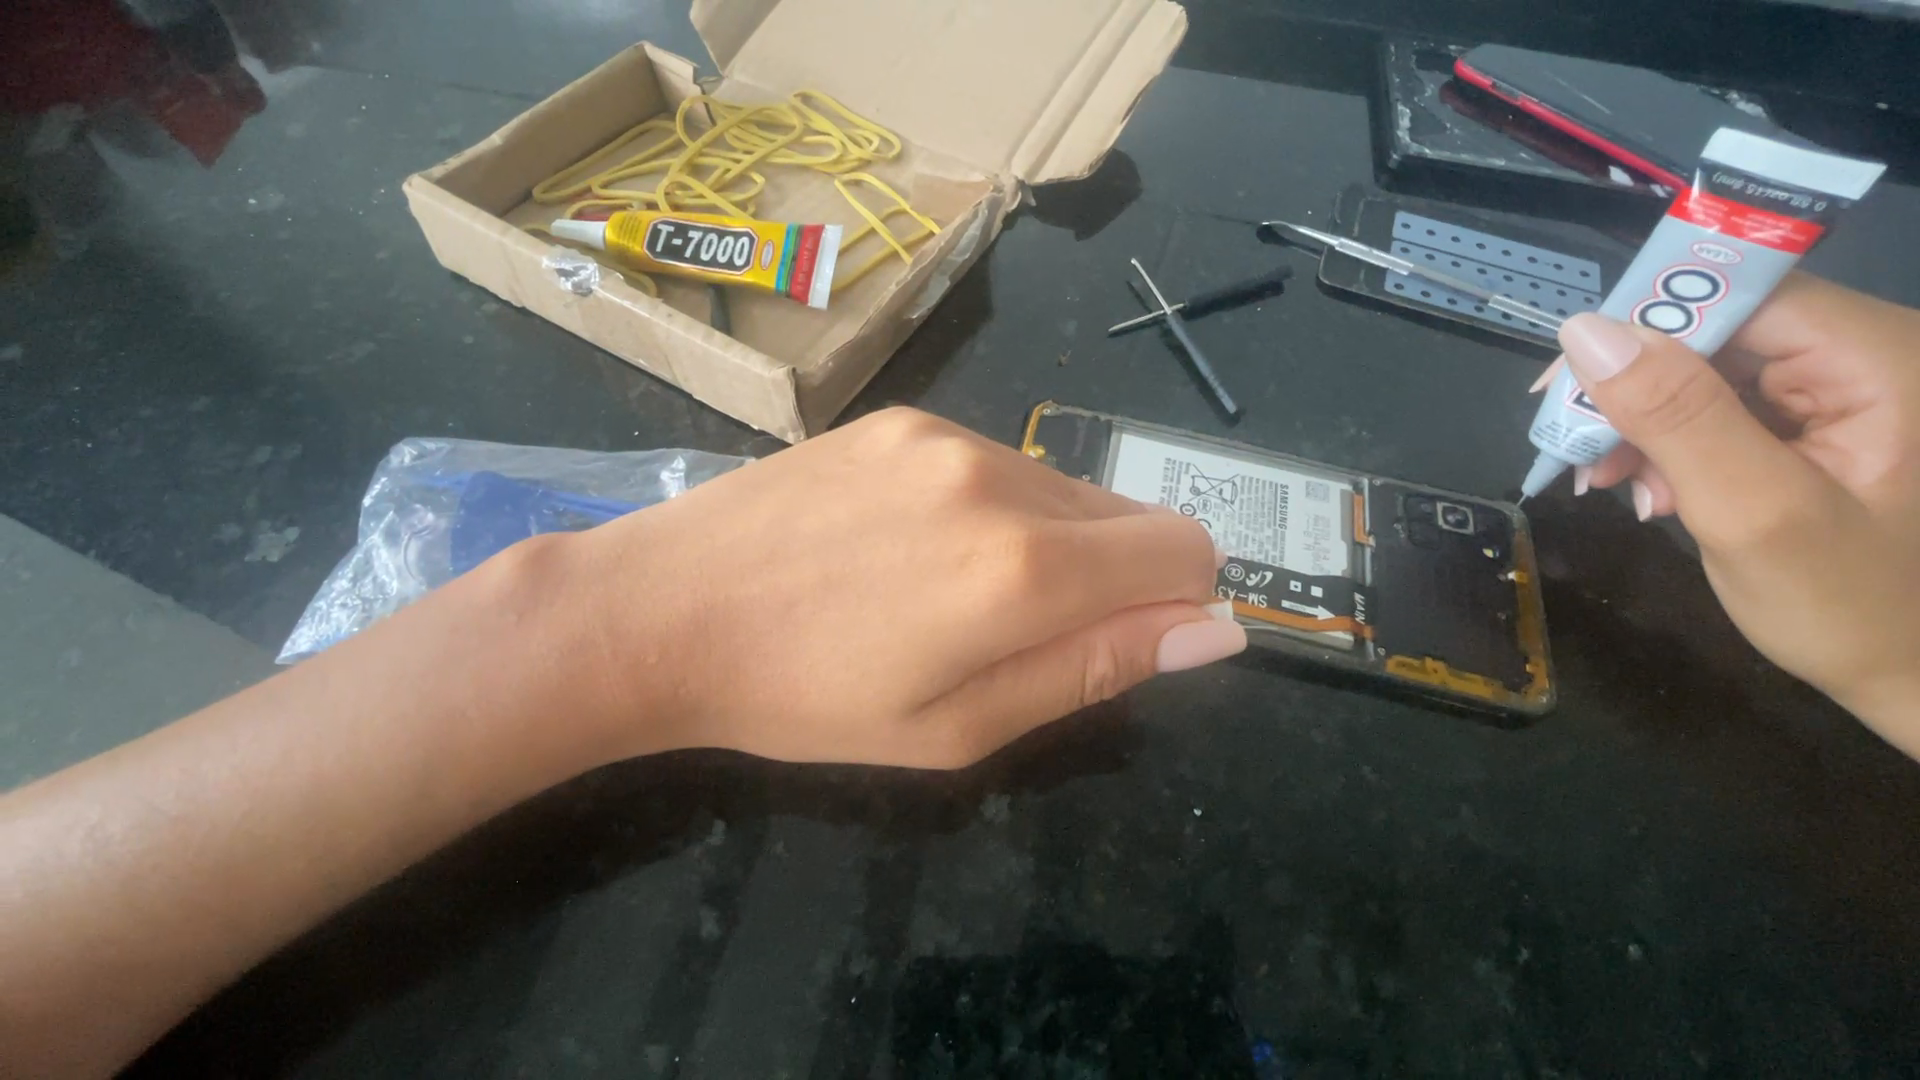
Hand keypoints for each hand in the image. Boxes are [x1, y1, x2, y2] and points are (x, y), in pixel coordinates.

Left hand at [559, 408, 1243, 769]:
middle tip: (1012, 633)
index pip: (1182, 550)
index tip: (1119, 639)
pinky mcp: (901, 417)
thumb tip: (1215, 629)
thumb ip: (1095, 669)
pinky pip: (995, 462)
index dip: (1177, 600)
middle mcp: (999, 478)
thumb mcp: (959, 726)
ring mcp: (945, 435)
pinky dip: (990, 507)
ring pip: (1062, 487)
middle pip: (1128, 514)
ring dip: (1046, 541)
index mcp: (1022, 569)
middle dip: (1107, 577)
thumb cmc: (806, 699)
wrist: (660, 610)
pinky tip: (908, 545)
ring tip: (947, 592)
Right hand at [1541, 275, 1919, 754]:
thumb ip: (1674, 416)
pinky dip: (1666, 444)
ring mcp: (1846, 390)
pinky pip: (1719, 405)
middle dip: (1630, 391)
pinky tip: (1649, 487)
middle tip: (1575, 452)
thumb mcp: (1751, 512)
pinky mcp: (1821, 421)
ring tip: (1611, 483)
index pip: (1740, 296)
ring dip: (1639, 424)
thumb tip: (1585, 332)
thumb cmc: (1857, 607)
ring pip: (1704, 370)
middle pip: (1714, 332)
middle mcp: (1870, 356)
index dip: (1639, 325)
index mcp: (1883, 360)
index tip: (1560, 386)